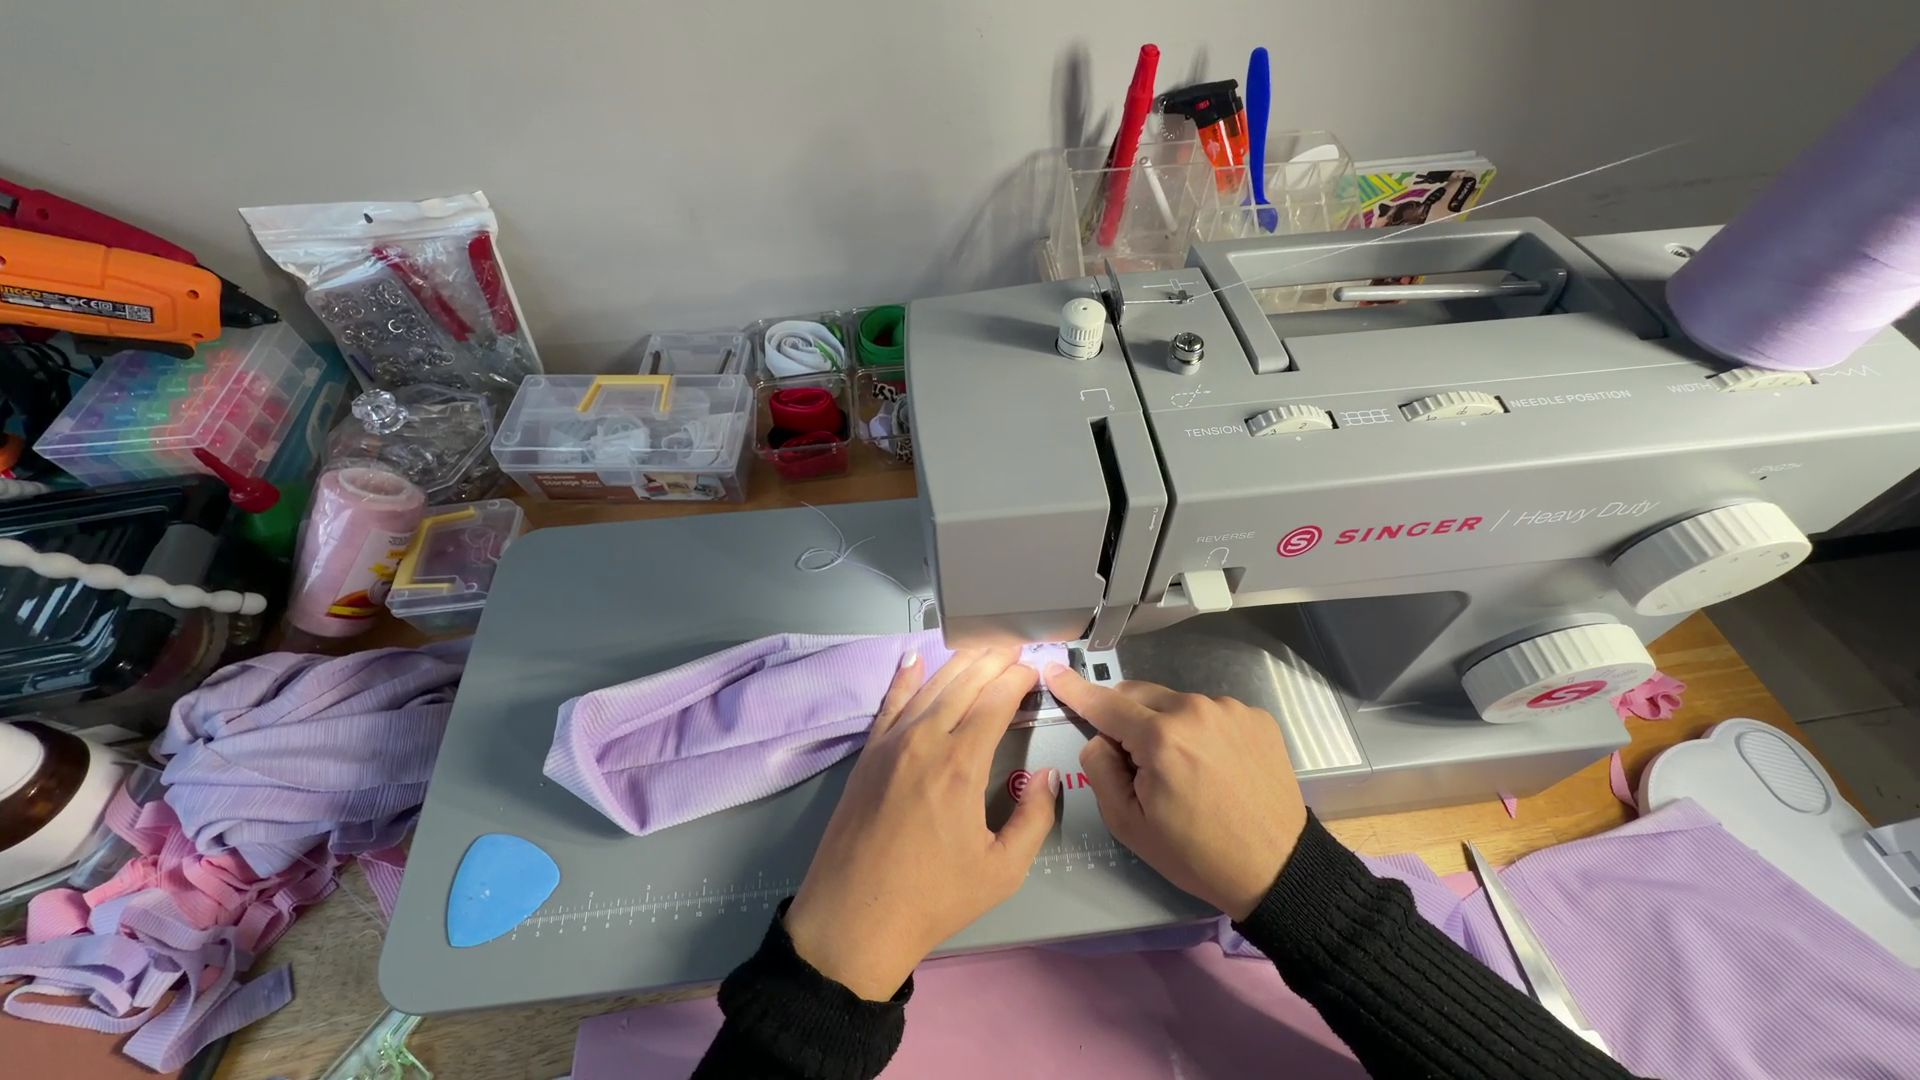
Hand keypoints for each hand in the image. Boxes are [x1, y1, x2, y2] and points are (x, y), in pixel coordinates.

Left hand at [784, 648, 1059, 999]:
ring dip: (958, 663)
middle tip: (1014, 647)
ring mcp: (890, 743)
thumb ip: (1034, 818)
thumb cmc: (933, 898)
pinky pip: (889, 703)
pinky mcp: (867, 754)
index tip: (1034, 667)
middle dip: (992, 659)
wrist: (853, 918)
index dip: (1018, 677)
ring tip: (981, 648)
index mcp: (960, 764)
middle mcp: (924, 740)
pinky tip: (913, 659)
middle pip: (963, 682)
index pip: (995, 699)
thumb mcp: (1002, 871)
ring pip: (929, 686)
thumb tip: (1047, 775)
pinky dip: (905, 678)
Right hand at [1044, 665, 1307, 920]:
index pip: (1104, 703)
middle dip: (1126, 718)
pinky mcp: (1256, 717)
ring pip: (1176, 703)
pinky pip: (1211, 712)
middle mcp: (1195, 710)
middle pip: (1138, 695)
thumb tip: (1099, 738)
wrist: (1278, 870)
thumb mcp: (1129, 825)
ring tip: (1186, 771)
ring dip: (1166, 725)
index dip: (1074, 687)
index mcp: (1160, 738)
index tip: (1052, 670)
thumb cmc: (1197, 854)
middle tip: (1135, 762)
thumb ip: (1101, 771)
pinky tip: (1216, 766)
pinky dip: (1201, 730)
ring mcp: (1230, 710)